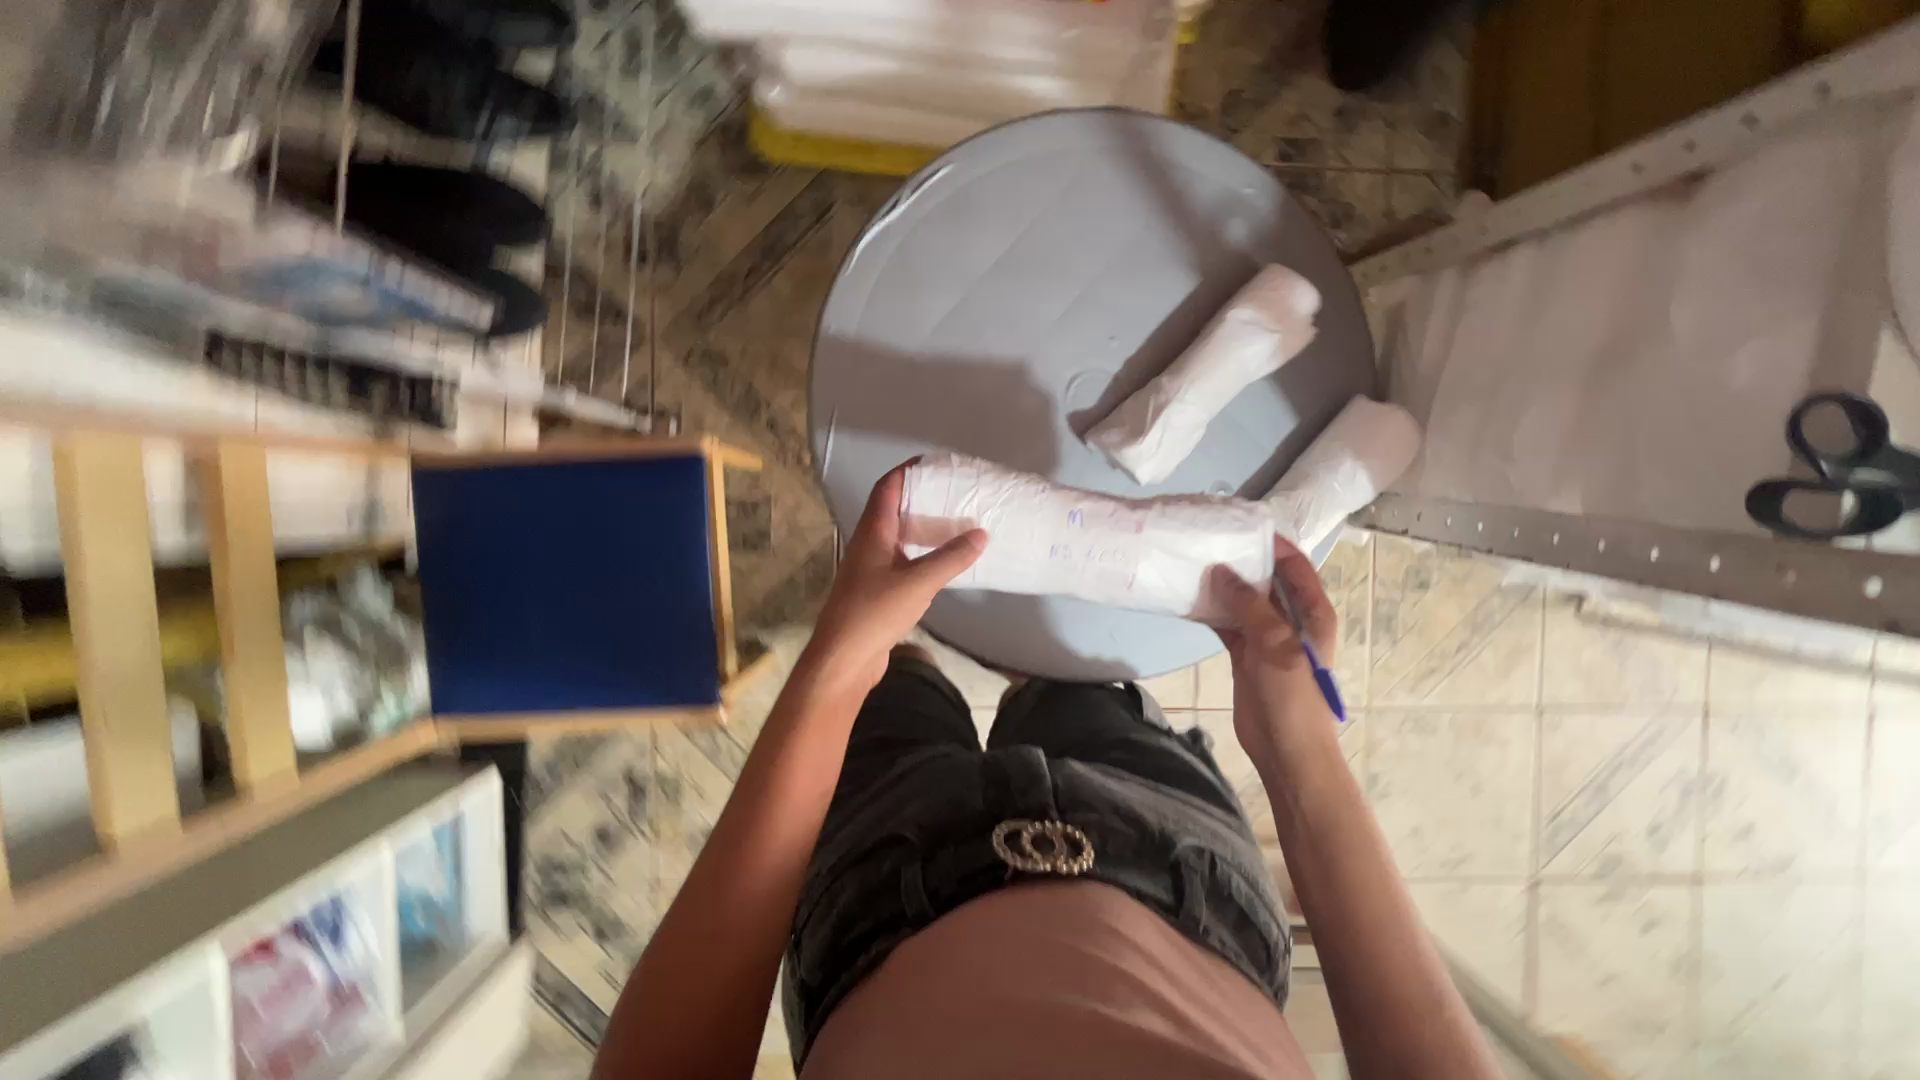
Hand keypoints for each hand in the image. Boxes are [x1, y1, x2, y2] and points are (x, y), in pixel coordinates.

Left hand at [801, 461, 987, 697]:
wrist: (843, 659)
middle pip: (893, 509)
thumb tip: (981, 533)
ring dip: (923, 528)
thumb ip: (950, 558)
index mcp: (873, 533)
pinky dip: (922, 555)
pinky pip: (902, 561)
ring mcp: (870, 569)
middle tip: (955, 492)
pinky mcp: (876, 591)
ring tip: (955, 523)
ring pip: (898, 537)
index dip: (908, 470)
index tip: (936, 462)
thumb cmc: (875, 612)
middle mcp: (868, 545)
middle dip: (921, 497)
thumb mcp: (918, 583)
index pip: (888, 488)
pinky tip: (942, 563)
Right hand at [1208, 535, 1338, 763]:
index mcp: (1314, 613)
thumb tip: (1222, 570)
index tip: (1242, 524)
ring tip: (1194, 565)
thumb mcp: (1276, 643)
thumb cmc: (1292, 694)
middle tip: (1209, 541)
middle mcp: (1292, 620)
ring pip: (1244, 602)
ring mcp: (1268, 638)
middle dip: (1243, 562)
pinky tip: (1189, 600)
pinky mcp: (1246, 655)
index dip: (1274, 544)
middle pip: (1267, 581)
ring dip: (1223, 587)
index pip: (1296, 566)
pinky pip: (1227, 625)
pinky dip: (1211, 613)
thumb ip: (1250, 605)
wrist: (1286, 748)